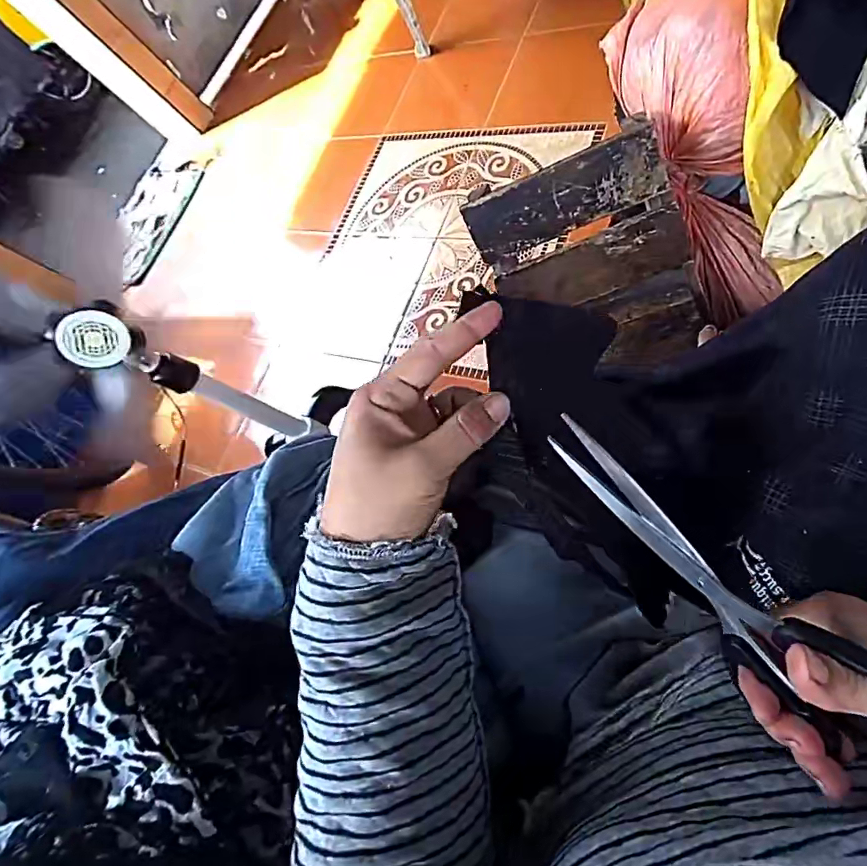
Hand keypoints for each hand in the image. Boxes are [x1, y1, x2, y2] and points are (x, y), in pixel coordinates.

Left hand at [318, 302, 509, 542]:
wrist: (364, 554)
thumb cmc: (378, 502)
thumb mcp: (423, 464)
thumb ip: (465, 430)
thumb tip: (502, 402)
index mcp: (381, 399)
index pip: (427, 356)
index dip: (463, 333)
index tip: (494, 311)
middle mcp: (395, 407)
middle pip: (445, 383)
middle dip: (472, 392)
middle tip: (501, 400)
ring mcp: (410, 430)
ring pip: (455, 409)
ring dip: (473, 420)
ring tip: (481, 442)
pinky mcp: (423, 450)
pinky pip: (455, 430)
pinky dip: (471, 434)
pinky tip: (480, 445)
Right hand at [736, 592, 866, 798]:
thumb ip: (842, 682)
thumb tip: (791, 660)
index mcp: (830, 619)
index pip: (769, 639)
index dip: (762, 680)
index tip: (779, 721)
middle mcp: (827, 636)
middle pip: (777, 676)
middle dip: (787, 721)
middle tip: (815, 756)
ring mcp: (838, 665)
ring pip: (795, 702)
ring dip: (804, 742)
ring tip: (831, 775)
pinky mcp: (851, 691)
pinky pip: (819, 717)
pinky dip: (821, 747)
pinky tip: (838, 773)